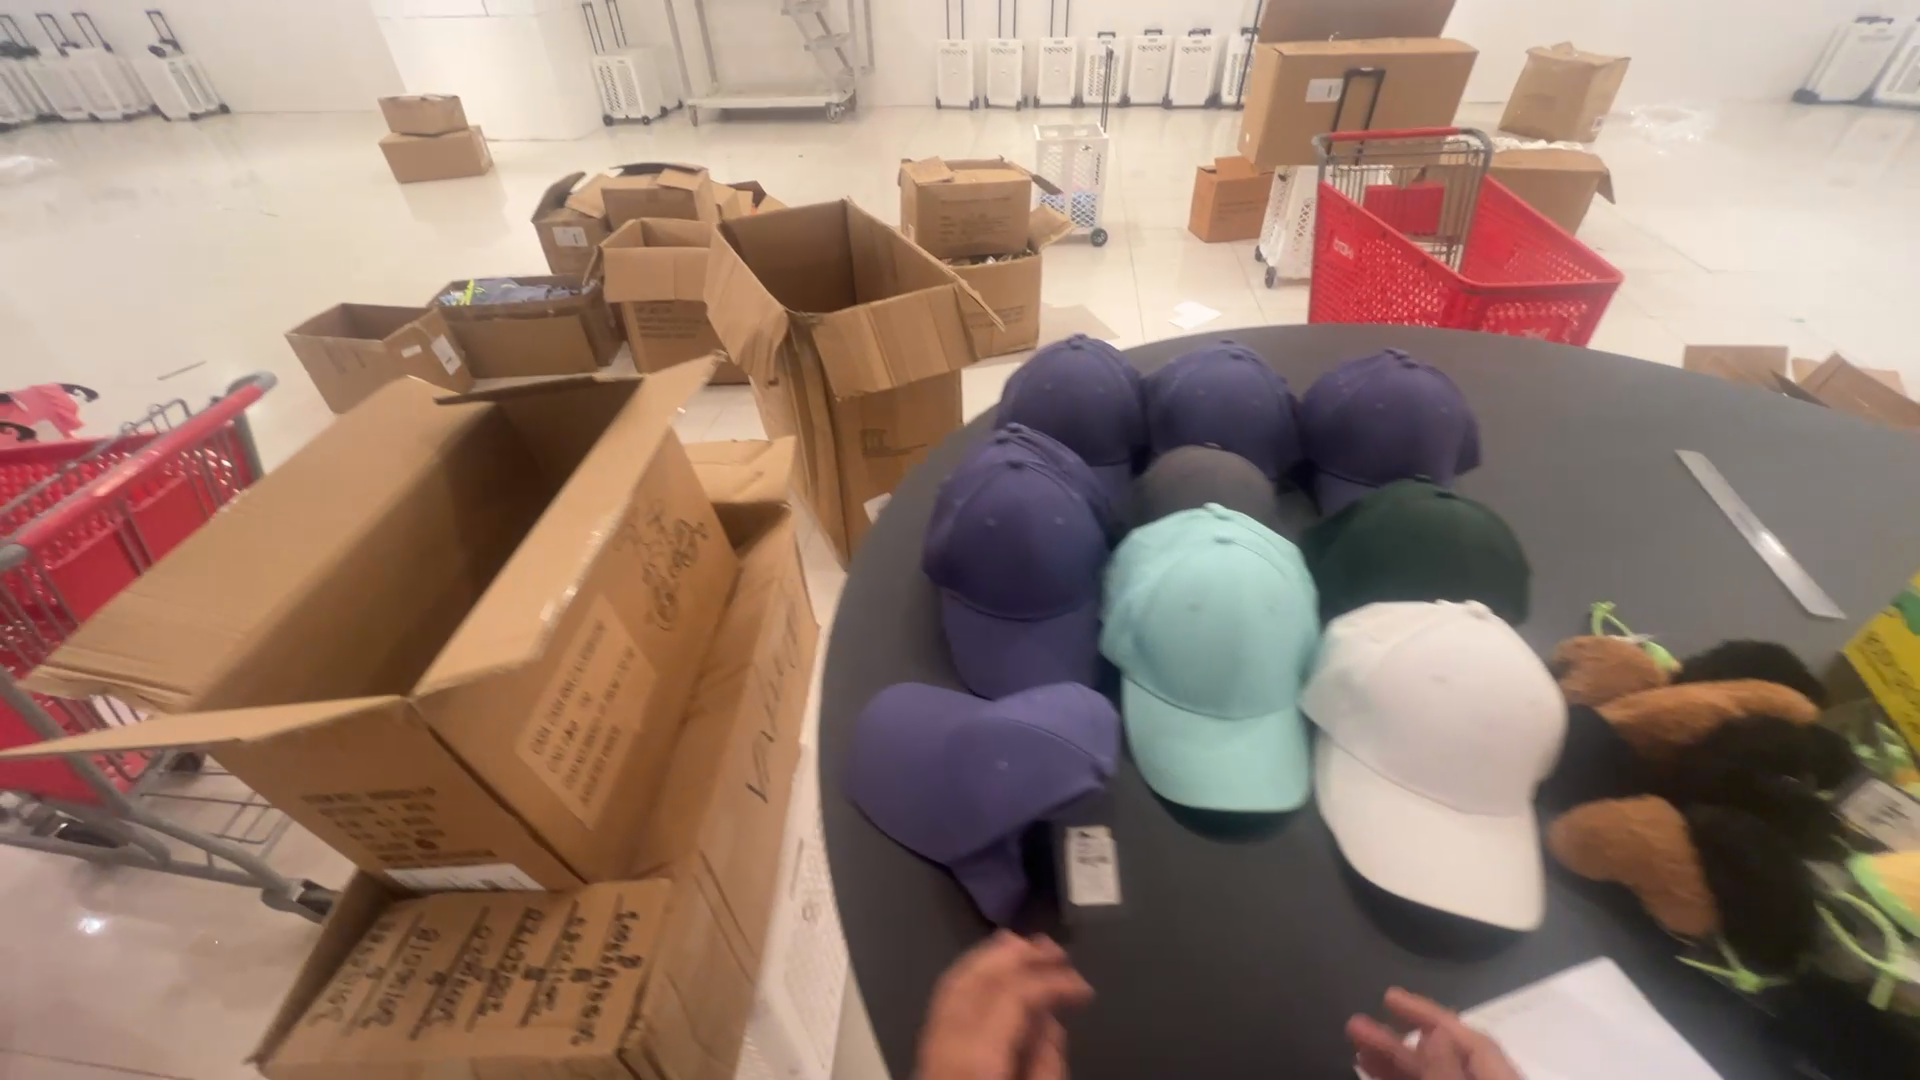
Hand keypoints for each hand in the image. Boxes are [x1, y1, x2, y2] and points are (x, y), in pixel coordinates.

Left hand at [917, 932, 1093, 1079]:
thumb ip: (1043, 1066)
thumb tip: (1050, 1023)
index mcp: (976, 1061)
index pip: (1014, 996)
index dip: (1051, 981)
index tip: (1082, 985)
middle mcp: (946, 1047)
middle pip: (977, 981)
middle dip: (1015, 956)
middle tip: (1052, 948)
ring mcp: (928, 1053)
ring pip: (954, 986)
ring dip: (988, 961)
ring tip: (1019, 946)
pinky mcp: (924, 1064)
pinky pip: (944, 1005)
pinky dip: (967, 981)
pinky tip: (986, 977)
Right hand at [1347, 988, 1522, 1079]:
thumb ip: (1447, 1073)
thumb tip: (1434, 1031)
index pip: (1473, 1041)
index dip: (1430, 1014)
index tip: (1388, 997)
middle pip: (1446, 1058)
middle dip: (1398, 1040)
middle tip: (1355, 1023)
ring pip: (1431, 1075)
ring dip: (1391, 1058)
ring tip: (1355, 1043)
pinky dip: (1398, 1078)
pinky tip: (1369, 1067)